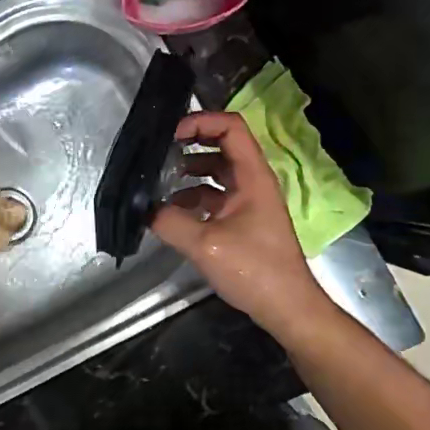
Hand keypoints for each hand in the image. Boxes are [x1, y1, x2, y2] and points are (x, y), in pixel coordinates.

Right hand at [149, 112, 332, 339]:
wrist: (286, 307)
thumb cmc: (254, 270)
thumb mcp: (205, 245)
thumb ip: (170, 222)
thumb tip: (144, 210)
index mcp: (253, 176)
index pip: (231, 127)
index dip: (201, 122)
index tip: (172, 135)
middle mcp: (252, 183)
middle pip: (221, 148)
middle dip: (190, 146)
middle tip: (160, 155)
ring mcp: (248, 203)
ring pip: (216, 175)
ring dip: (189, 175)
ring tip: (160, 184)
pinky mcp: (241, 223)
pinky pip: (214, 199)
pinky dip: (192, 200)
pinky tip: (172, 214)